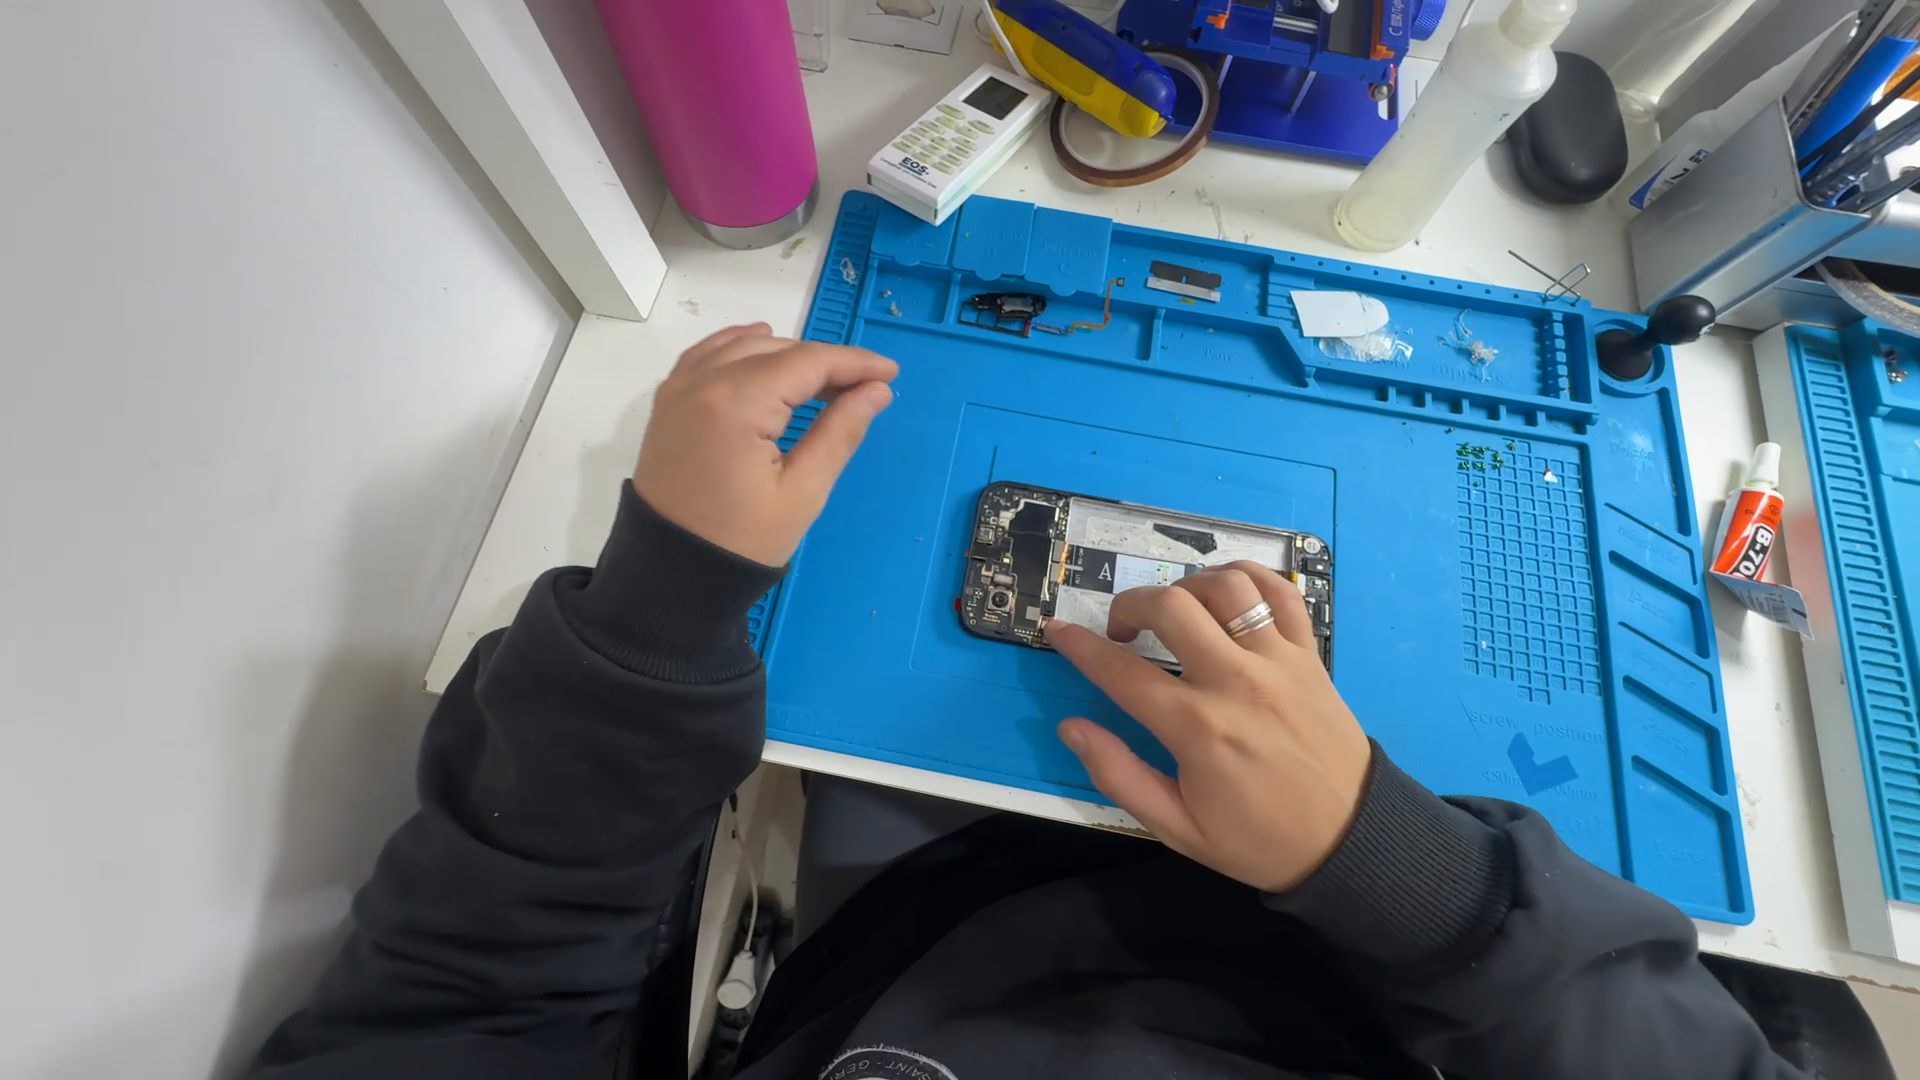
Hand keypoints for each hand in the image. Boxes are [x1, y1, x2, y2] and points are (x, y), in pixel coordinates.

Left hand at [634, 324, 897, 565]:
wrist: (671, 572)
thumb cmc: (742, 541)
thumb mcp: (803, 492)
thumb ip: (840, 432)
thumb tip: (877, 390)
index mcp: (736, 403)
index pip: (806, 362)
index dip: (854, 363)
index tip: (890, 372)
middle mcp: (702, 381)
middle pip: (777, 350)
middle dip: (825, 362)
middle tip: (865, 386)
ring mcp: (678, 389)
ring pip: (742, 347)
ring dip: (788, 354)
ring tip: (826, 379)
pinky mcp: (669, 403)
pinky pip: (708, 355)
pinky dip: (741, 347)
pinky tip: (762, 346)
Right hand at [1046, 562, 1371, 891]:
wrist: (1355, 844)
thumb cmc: (1259, 839)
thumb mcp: (1177, 827)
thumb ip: (1117, 774)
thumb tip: (1070, 727)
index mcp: (1197, 728)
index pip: (1120, 671)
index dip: (1079, 646)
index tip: (1057, 630)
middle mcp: (1235, 682)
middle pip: (1170, 607)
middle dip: (1129, 606)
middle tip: (1122, 630)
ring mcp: (1278, 661)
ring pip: (1224, 587)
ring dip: (1186, 587)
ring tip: (1175, 612)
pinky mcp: (1310, 655)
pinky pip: (1280, 592)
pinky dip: (1248, 577)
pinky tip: (1226, 593)